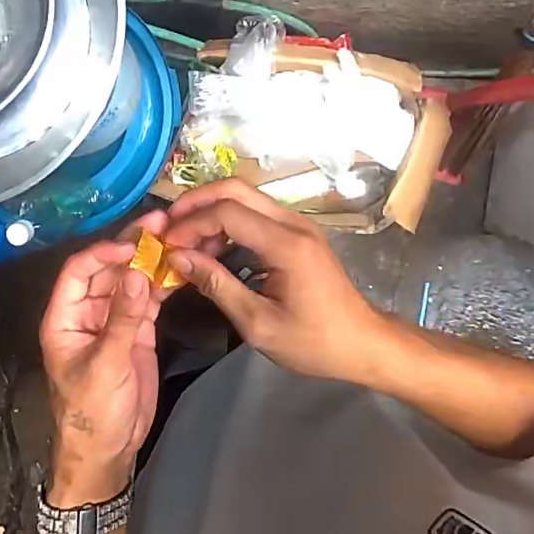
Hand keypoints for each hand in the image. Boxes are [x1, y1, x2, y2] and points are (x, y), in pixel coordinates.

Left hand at [37, 212, 170, 505]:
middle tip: (159, 223)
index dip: (102, 253)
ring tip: (175, 236)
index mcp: (64, 316)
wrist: (108, 453)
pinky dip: (162, 284)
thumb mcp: (105, 366)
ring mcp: (113, 320)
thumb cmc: (91, 412)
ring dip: (150, 260)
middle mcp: (87, 311)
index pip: (78, 271)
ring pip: (130, 280)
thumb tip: (136, 274)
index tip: (131, 244)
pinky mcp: (136, 331)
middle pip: (107, 270)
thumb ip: (122, 320)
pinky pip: (147, 300)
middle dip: (131, 247)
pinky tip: (180, 267)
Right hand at [161, 178, 388, 383]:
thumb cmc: (315, 342)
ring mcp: (296, 223)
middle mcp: (293, 223)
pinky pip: (252, 210)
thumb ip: (216, 285)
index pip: (227, 212)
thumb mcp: (258, 324)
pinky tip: (211, 247)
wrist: (366, 344)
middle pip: (234, 189)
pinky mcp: (295, 230)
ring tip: (186, 242)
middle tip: (169, 228)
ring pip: (242, 195)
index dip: (191, 224)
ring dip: (209, 210)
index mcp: (287, 245)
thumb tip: (177, 258)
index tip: (167, 244)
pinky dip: (225, 220)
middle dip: (195, 203)